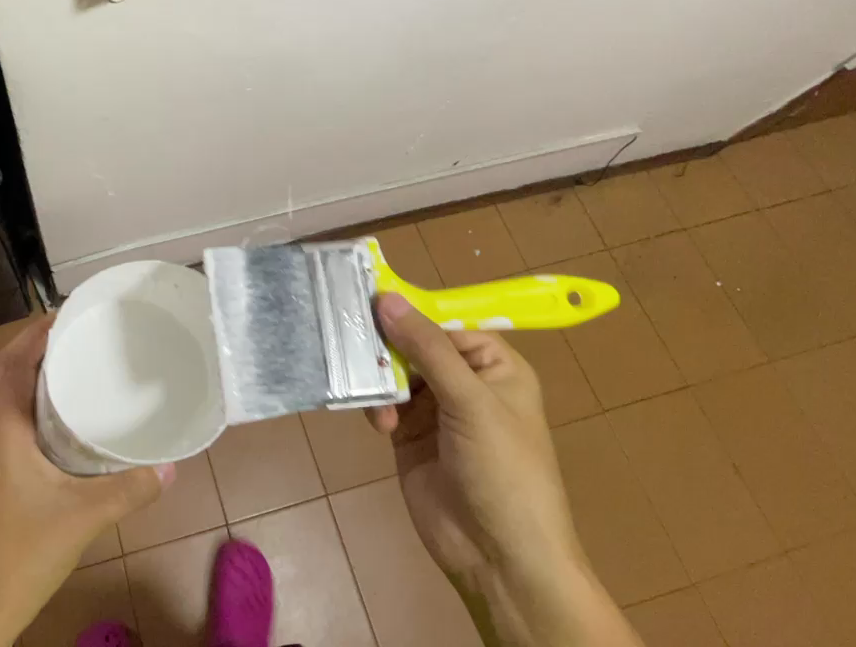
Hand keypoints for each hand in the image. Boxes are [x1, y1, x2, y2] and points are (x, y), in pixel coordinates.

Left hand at [0, 317, 173, 646]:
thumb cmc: (24, 551)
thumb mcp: (84, 516)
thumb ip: (129, 490)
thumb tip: (171, 464)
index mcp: (6, 429)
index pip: (12, 362)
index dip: (36, 331)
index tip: (70, 311)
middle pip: (10, 371)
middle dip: (40, 343)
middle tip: (82, 330)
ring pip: (13, 394)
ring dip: (39, 370)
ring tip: (81, 358)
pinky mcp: (6, 471)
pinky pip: (21, 417)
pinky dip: (42, 400)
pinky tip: (74, 414)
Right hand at [367, 293, 638, 646]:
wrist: (500, 558)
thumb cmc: (502, 470)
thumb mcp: (471, 402)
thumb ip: (427, 348)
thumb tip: (386, 298)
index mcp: (494, 367)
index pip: (445, 323)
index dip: (411, 311)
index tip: (368, 297)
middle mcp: (464, 383)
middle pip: (414, 345)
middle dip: (387, 345)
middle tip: (352, 340)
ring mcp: (436, 411)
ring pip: (394, 373)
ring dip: (378, 379)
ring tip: (370, 394)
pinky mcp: (410, 438)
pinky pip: (383, 405)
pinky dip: (374, 407)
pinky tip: (379, 423)